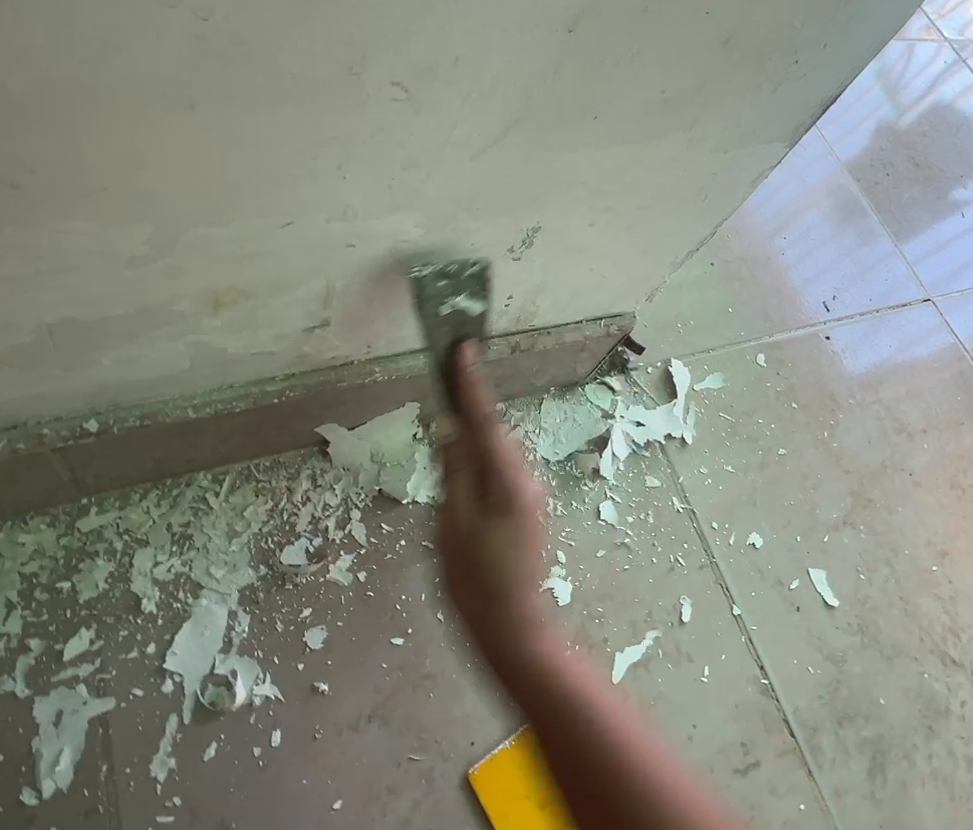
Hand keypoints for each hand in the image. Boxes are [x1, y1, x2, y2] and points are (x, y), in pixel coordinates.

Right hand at [437, 340, 551, 667]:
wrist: (513, 627)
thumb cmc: (475, 581)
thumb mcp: (451, 524)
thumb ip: (453, 471)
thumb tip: (450, 429)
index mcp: (507, 478)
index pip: (484, 418)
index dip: (471, 381)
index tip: (462, 345)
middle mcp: (526, 478)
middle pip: (491, 432)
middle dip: (467, 407)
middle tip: (441, 379)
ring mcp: (530, 493)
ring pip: (494, 452)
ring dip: (471, 436)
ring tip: (442, 426)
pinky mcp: (527, 507)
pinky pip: (498, 470)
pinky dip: (479, 460)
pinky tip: (460, 469)